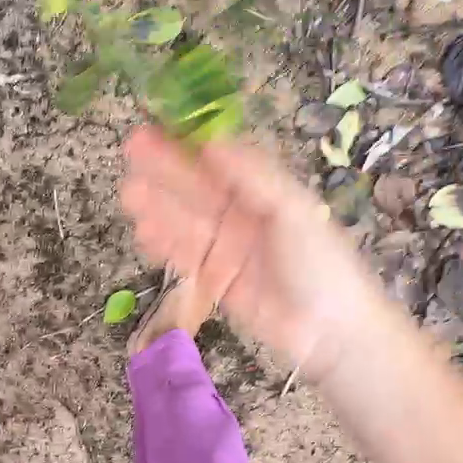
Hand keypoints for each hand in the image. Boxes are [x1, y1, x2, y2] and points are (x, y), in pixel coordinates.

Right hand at [119, 128, 395, 377]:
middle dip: (163, 170)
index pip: (218, 161)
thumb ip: (252, 176)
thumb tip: (212, 143)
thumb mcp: (293, 210)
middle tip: (131, 149)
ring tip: (129, 192)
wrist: (333, 333)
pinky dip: (164, 243)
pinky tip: (143, 231)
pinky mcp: (215, 278)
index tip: (158, 129)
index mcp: (262, 192)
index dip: (187, 145)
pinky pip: (184, 255)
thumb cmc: (322, 264)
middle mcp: (241, 215)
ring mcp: (226, 248)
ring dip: (157, 205)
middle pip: (195, 187)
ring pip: (184, 220)